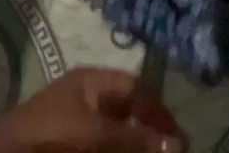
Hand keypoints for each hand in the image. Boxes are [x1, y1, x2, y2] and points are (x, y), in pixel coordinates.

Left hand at [0, 67, 184, 152]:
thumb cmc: (50, 135)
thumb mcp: (96, 134)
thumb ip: (134, 139)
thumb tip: (176, 144)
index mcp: (91, 81)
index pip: (135, 88)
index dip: (158, 111)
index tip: (178, 140)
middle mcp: (87, 97)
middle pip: (129, 111)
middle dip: (150, 133)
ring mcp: (79, 123)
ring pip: (118, 133)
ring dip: (136, 146)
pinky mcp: (72, 144)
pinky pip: (104, 145)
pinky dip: (118, 151)